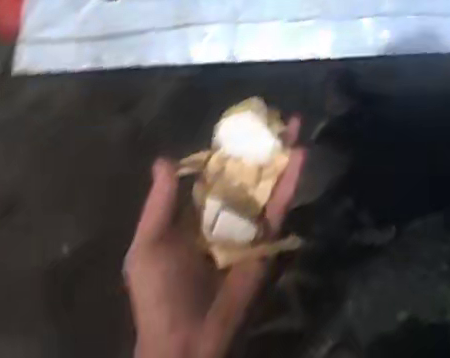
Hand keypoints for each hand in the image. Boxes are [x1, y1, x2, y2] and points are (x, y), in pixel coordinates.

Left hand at [124, 117, 304, 357]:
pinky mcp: (270, 233)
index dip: (229, 148)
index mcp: (196, 216)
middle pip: (249, 170)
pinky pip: (282, 201)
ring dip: (283, 152)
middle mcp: (227, 213)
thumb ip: (159, 204)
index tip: (243, 122)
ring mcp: (251, 222)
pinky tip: (300, 153)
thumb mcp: (148, 246)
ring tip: (294, 122)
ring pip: (270, 179)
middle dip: (263, 144)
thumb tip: (164, 158)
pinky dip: (292, 177)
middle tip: (276, 115)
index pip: (216, 174)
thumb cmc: (160, 291)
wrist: (185, 334)